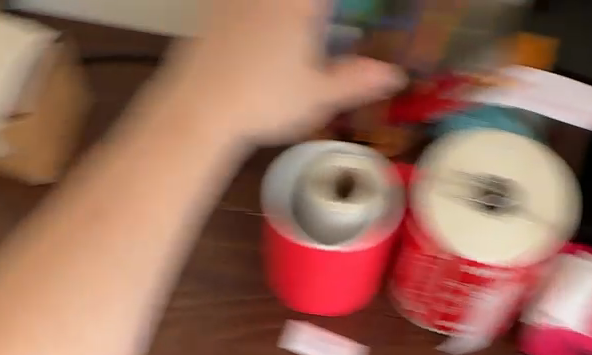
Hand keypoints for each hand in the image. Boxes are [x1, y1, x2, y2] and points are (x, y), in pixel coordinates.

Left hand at [154, 0, 404, 145]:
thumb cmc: (261, 104)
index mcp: (302, 1)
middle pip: (306, 3)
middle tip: (320, 22)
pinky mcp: (214, 5)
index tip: (345, 16)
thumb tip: (392, 75)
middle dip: (314, 12)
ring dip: (290, 14)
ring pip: (271, 5)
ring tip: (305, 22)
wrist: (199, 108)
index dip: (343, 8)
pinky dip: (253, 13)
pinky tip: (258, 24)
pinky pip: (237, 3)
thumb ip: (355, 80)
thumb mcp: (315, 96)